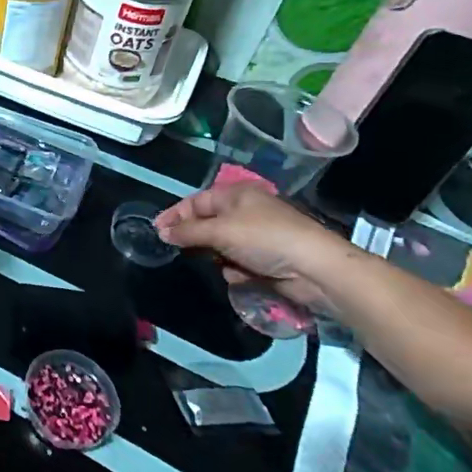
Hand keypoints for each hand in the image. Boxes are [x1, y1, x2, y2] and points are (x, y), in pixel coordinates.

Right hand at [154, 184, 346, 312]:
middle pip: (207, 224)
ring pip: (220, 246)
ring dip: (218, 258)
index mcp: (236, 195)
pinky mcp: (265, 258)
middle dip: (197, 239)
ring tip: (223, 265)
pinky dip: (236, 270)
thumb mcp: (220, 231)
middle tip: (181, 251)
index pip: (195, 201)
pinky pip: (237, 262)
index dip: (174, 215)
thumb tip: (162, 232)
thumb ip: (188, 231)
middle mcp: (245, 211)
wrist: (315, 269)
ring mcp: (256, 236)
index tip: (156, 231)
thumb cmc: (265, 239)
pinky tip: (243, 276)